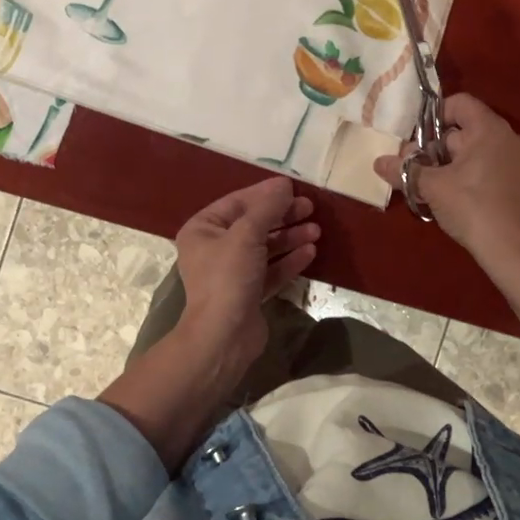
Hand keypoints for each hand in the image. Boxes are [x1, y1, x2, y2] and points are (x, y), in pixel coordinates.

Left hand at [172, 176, 319, 375]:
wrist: (224, 335)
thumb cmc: (228, 277)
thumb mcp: (247, 234)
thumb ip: (267, 207)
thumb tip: (284, 184)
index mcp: (203, 229)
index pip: (237, 202)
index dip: (266, 194)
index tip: (294, 188)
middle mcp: (214, 249)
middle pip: (253, 225)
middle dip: (282, 216)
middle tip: (310, 208)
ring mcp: (231, 273)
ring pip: (265, 248)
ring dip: (290, 238)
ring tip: (317, 231)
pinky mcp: (248, 294)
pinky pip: (271, 270)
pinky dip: (289, 261)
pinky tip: (310, 252)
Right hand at [374, 94, 519, 273]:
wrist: (514, 251)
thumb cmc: (473, 208)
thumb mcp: (432, 187)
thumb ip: (404, 170)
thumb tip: (379, 162)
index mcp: (490, 128)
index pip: (459, 103)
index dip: (433, 115)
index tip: (415, 139)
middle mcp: (508, 137)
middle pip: (464, 129)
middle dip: (435, 147)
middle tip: (415, 169)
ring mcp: (517, 161)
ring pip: (474, 151)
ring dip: (448, 165)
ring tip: (428, 188)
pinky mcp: (519, 183)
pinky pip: (487, 167)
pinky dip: (467, 176)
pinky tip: (451, 199)